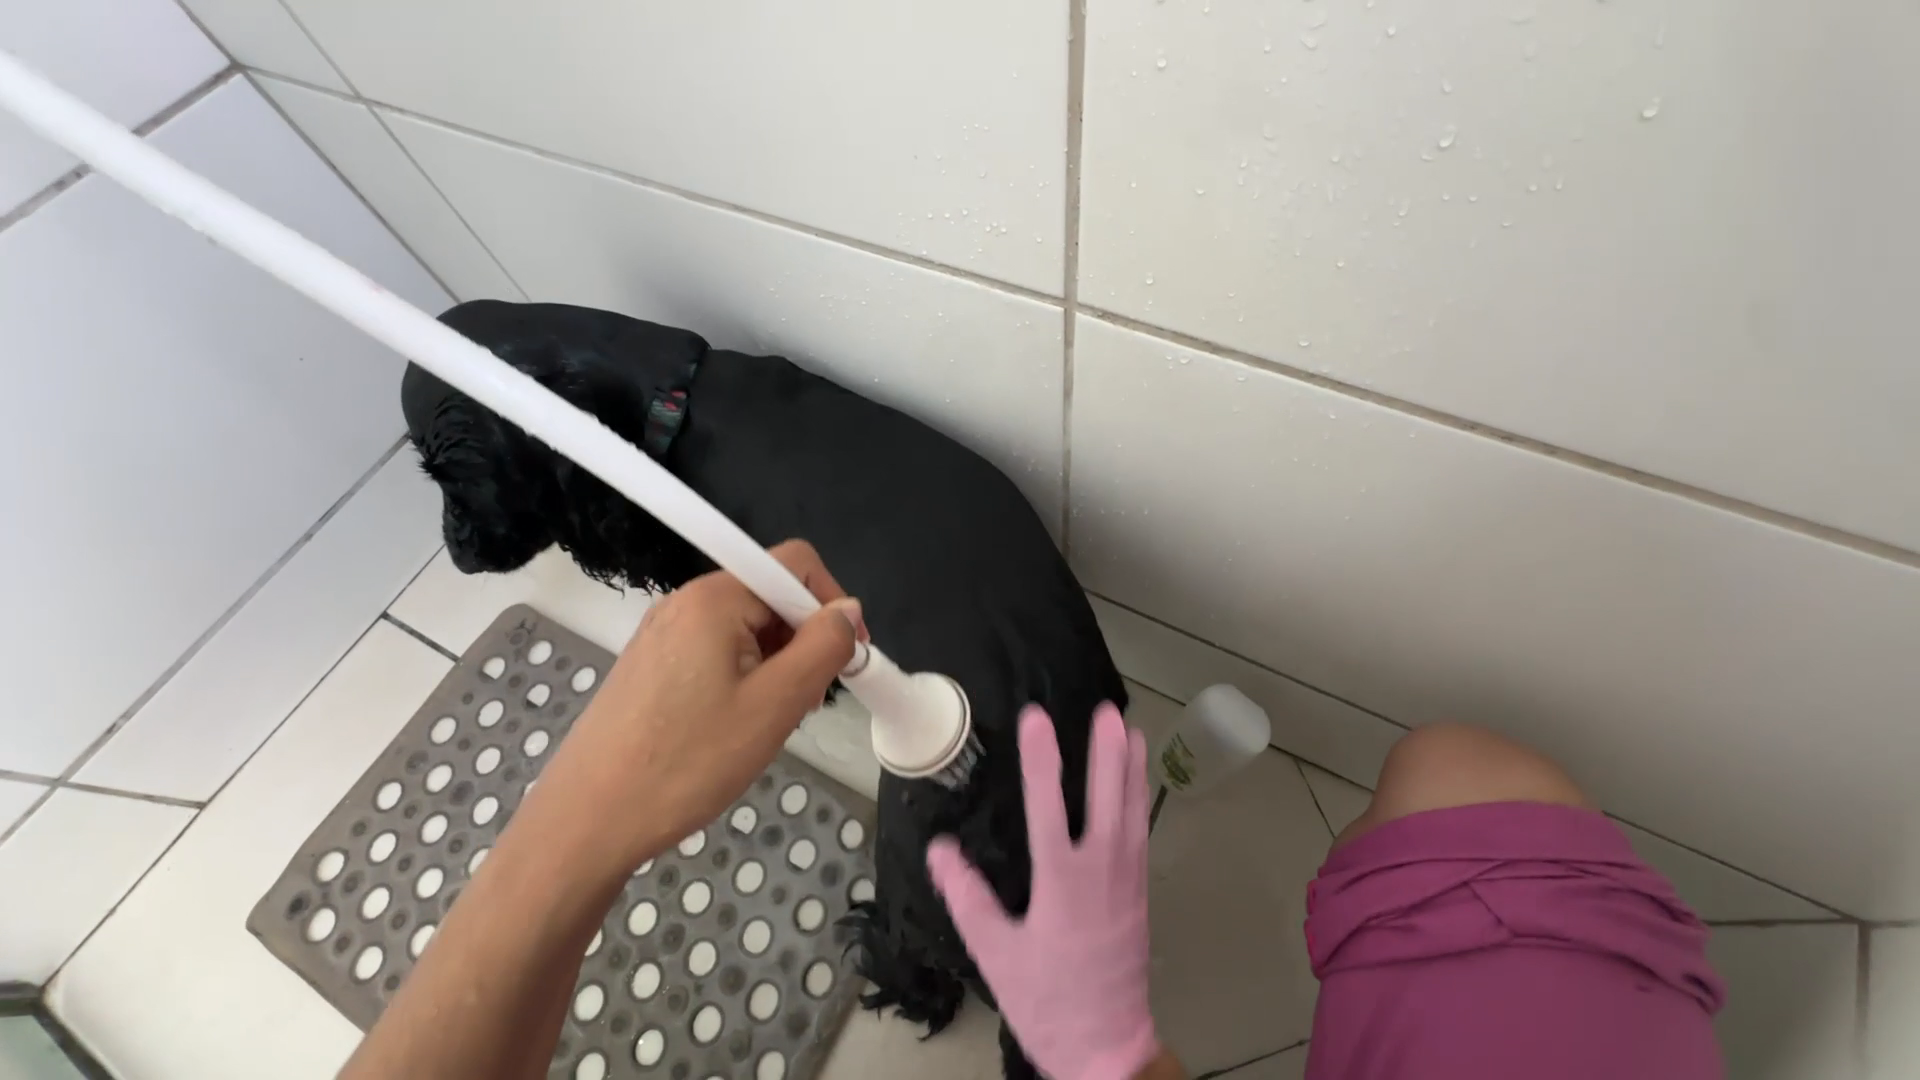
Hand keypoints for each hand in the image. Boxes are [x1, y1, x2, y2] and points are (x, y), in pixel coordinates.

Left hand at [554, 539, 864, 865]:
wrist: (587, 822)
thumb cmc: (688, 762)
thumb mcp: (774, 705)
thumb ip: (823, 647)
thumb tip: (850, 611)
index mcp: (714, 598)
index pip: (795, 564)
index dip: (832, 603)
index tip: (847, 657)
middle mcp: (686, 601)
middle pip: (770, 595)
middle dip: (803, 639)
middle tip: (806, 702)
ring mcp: (664, 633)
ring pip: (746, 628)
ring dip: (776, 663)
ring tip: (770, 721)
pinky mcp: (652, 664)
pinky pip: (717, 651)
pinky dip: (744, 676)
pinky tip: (737, 725)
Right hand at [928, 704, 1159, 1079]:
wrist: (1106, 1049)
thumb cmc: (1045, 999)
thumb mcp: (995, 953)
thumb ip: (967, 898)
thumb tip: (939, 849)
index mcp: (1063, 882)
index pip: (1049, 807)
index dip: (1041, 759)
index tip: (1037, 718)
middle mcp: (1101, 871)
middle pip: (1107, 799)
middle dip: (1107, 752)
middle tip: (1108, 709)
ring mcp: (1127, 880)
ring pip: (1132, 811)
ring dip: (1131, 768)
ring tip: (1133, 728)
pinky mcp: (1140, 892)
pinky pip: (1142, 833)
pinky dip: (1141, 799)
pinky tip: (1138, 782)